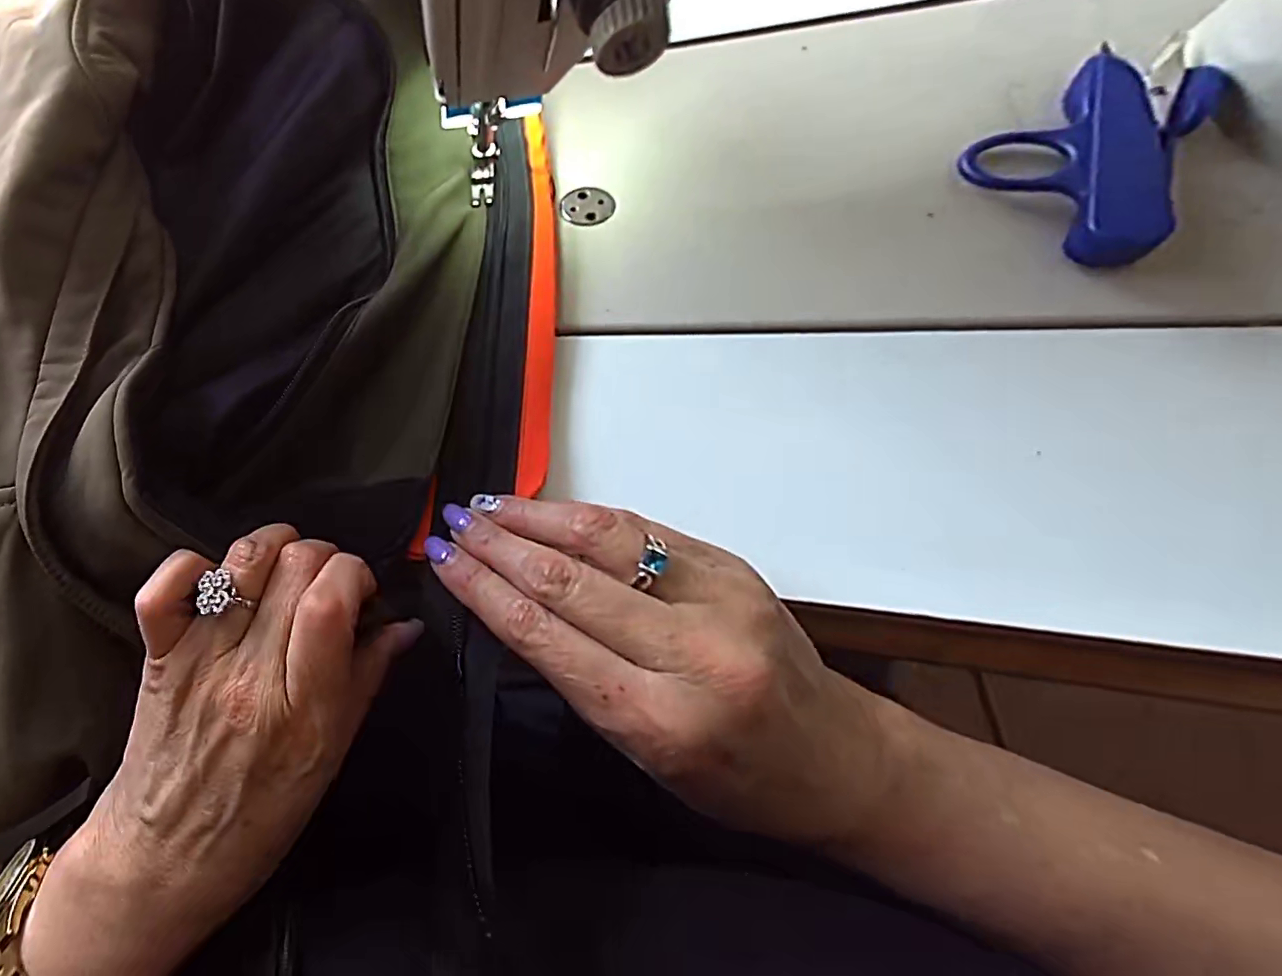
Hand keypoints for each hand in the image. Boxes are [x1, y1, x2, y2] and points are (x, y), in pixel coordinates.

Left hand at [23, 526, 421, 975]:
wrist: (163, 860)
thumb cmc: (258, 817)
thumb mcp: (332, 754)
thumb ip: (369, 676)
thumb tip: (405, 625)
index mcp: (301, 706)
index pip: (330, 599)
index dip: (355, 573)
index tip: (360, 590)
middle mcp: (249, 674)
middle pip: (295, 566)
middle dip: (325, 557)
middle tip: (327, 584)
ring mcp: (199, 658)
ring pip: (243, 559)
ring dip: (277, 546)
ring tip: (285, 570)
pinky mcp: (160, 653)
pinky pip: (165, 584)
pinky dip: (194, 565)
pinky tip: (221, 580)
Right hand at [426, 496, 897, 847]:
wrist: (837, 757)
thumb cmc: (731, 775)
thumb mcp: (640, 749)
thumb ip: (576, 673)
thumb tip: (509, 604)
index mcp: (658, 717)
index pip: (546, 636)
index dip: (485, 590)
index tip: (444, 560)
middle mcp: (692, 652)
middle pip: (569, 580)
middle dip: (499, 544)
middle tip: (453, 522)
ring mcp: (720, 597)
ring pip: (605, 538)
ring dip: (534, 517)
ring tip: (487, 505)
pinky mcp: (733, 564)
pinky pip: (641, 529)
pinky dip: (582, 515)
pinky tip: (546, 509)